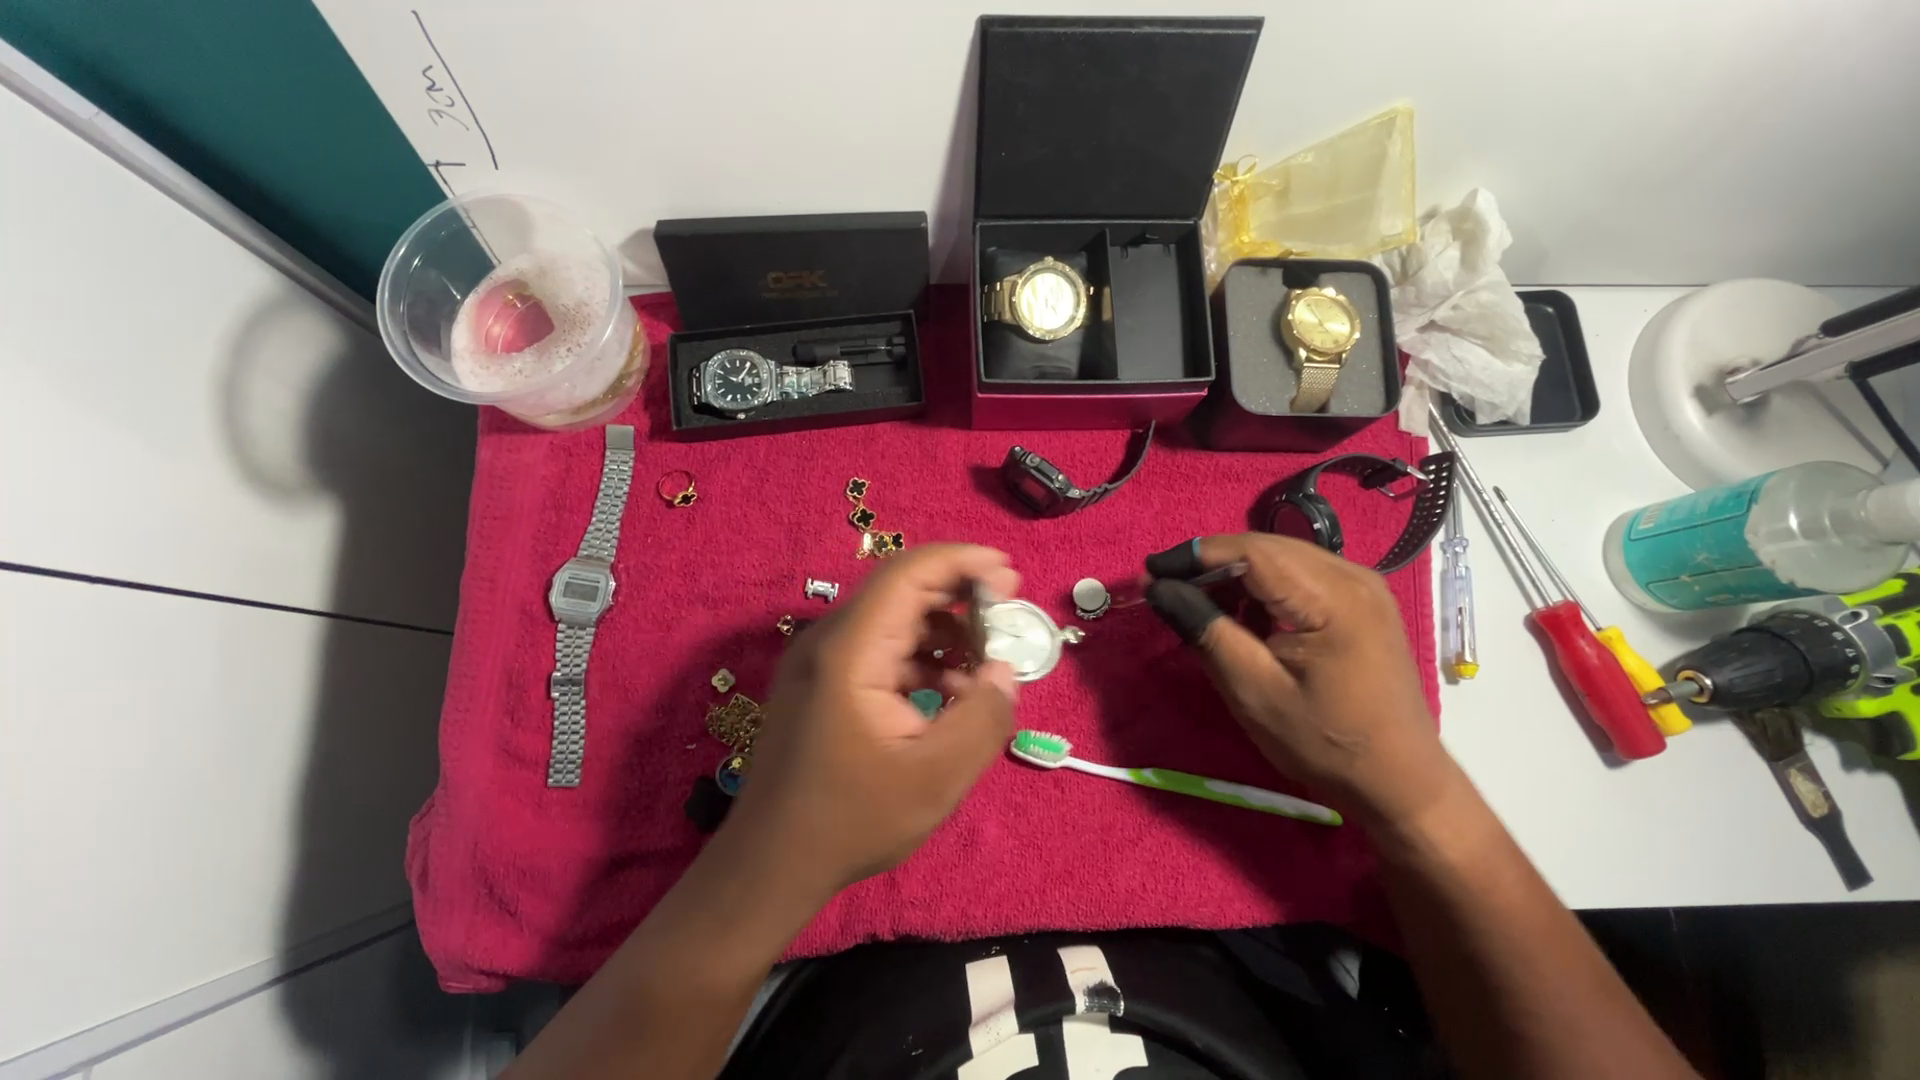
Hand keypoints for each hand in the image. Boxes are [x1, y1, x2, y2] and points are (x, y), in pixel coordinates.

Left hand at [722, 544, 1020, 896]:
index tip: (1009, 573)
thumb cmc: (851, 821)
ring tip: (986, 666)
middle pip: (900, 593)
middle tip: (1009, 611)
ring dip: (942, 634)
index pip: (907, 575)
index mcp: (849, 652)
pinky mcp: (821, 687)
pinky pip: (878, 653)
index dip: (961, 562)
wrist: (770, 865)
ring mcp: (819, 665)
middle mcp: (828, 643)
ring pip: (892, 623)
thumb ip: (983, 718)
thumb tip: (1004, 670)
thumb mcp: (936, 778)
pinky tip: (949, 697)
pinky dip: (920, 662)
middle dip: (960, 596)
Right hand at [1144, 533, 1454, 829]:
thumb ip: (1206, 630)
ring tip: (1196, 605)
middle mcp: (1354, 576)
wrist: (1399, 782)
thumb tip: (1160, 588)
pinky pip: (1300, 577)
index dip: (1194, 555)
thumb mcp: (1253, 690)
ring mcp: (1363, 587)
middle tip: (1164, 590)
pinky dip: (1262, 588)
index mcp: (1334, 597)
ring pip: (1281, 559)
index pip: (1251, 551)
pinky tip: (1240, 616)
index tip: (1149, 574)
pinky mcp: (1361, 603)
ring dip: (1234, 576)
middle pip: (1266, 547)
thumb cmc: (1325, 742)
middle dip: (1210, 563)